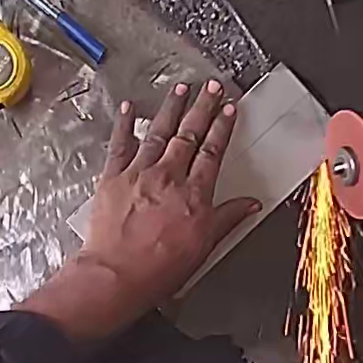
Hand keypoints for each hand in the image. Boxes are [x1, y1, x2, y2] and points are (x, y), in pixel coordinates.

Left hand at [17, 80, 259, 340]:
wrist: (116, 275)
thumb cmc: (158, 268)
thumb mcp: (203, 247)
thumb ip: (227, 219)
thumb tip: (250, 204)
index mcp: (193, 194)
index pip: (213, 151)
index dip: (222, 127)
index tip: (228, 109)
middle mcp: (167, 176)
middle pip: (189, 135)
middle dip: (202, 107)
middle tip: (211, 87)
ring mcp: (138, 173)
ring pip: (158, 132)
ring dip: (171, 108)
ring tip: (180, 88)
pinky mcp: (112, 178)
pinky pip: (120, 144)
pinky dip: (124, 123)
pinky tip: (128, 107)